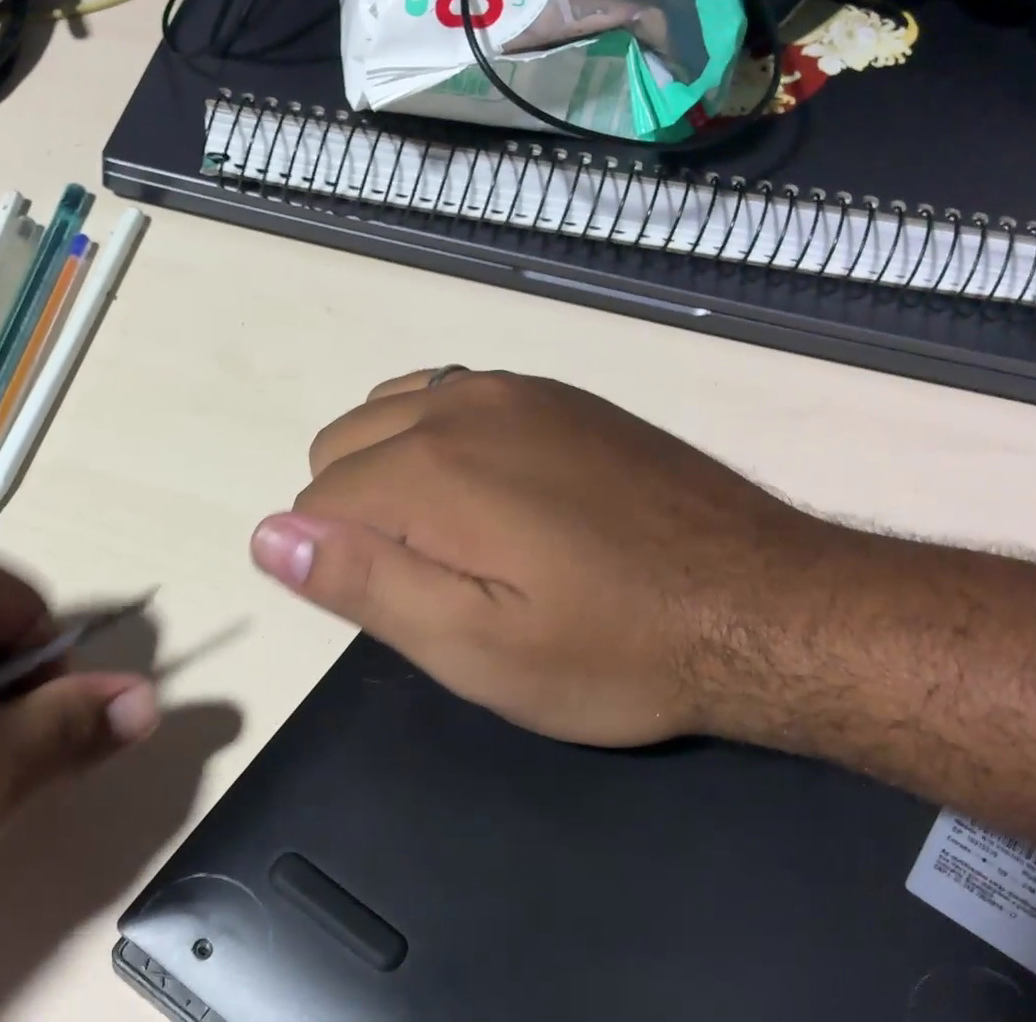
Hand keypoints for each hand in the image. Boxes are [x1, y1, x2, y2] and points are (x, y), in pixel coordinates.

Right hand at [251, 369, 835, 747]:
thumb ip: (359, 584)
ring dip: (390, 471)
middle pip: (338, 448)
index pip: (313, 504)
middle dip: (358, 514)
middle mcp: (454, 402)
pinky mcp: (551, 391)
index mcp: (425, 467)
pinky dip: (433, 438)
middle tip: (438, 577)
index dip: (344, 565)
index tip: (414, 606)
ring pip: (383, 414)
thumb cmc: (610, 649)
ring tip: (459, 535)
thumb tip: (266, 535)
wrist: (769, 606)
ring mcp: (509, 387)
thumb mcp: (472, 647)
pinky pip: (442, 394)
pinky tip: (494, 491)